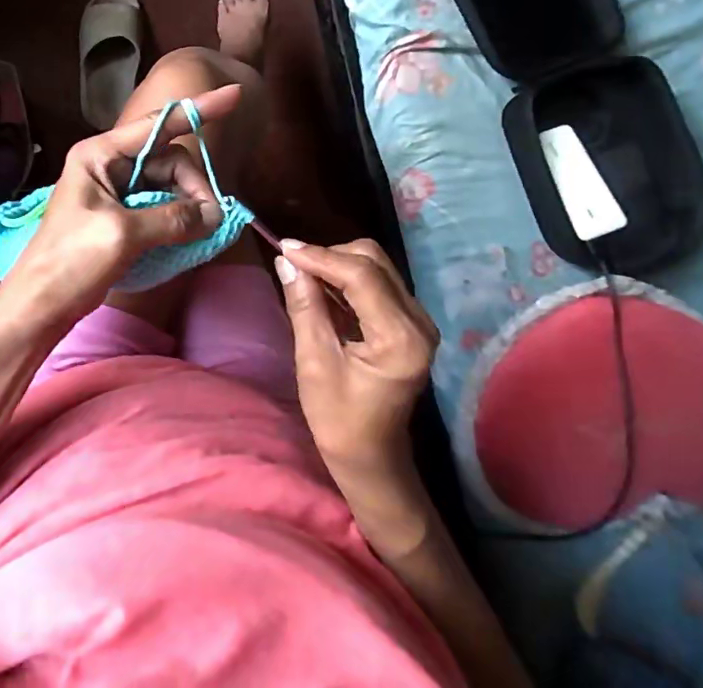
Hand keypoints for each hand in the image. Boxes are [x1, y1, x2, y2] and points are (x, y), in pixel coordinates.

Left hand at [0, 85, 242, 335]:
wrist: (38, 305)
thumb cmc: (70, 262)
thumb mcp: (123, 236)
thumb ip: (172, 219)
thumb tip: (214, 214)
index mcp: (99, 155)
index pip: (157, 125)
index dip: (198, 110)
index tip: (236, 94)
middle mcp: (107, 166)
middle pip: (167, 159)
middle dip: (193, 184)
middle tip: (211, 219)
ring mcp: (112, 192)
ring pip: (166, 185)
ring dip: (188, 204)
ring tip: (202, 231)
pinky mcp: (118, 217)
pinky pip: (158, 207)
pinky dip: (176, 218)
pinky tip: (189, 235)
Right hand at [275, 239, 439, 472]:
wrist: (371, 454)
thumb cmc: (338, 418)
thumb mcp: (314, 361)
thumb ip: (305, 306)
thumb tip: (287, 261)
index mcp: (400, 338)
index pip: (361, 276)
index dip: (320, 256)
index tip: (283, 248)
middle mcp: (419, 322)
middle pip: (373, 262)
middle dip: (329, 256)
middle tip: (292, 265)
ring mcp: (418, 320)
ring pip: (375, 266)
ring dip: (337, 264)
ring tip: (302, 276)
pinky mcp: (409, 321)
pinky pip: (377, 281)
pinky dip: (346, 277)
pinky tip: (322, 288)